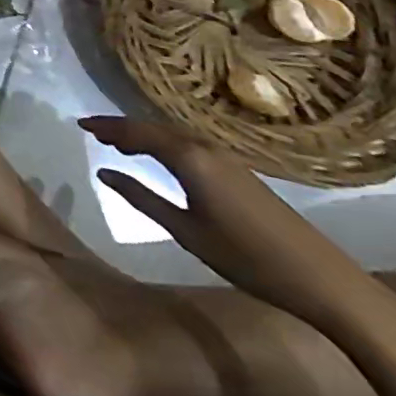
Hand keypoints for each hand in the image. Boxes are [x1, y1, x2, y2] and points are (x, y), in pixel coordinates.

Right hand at [81, 116, 395, 395]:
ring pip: (172, 133)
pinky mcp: (236, 167)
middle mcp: (205, 145)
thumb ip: (142, 198)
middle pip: (155, 127)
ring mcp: (224, 154)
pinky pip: (188, 142)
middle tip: (93, 129)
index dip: (109, 127)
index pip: (140, 133)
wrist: (314, 273)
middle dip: (123, 127)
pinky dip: (164, 142)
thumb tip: (104, 173)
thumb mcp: (185, 231)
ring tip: (117, 140)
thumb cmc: (244, 255)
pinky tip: (158, 154)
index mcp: (190, 158)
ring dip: (144, 133)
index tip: (81, 122)